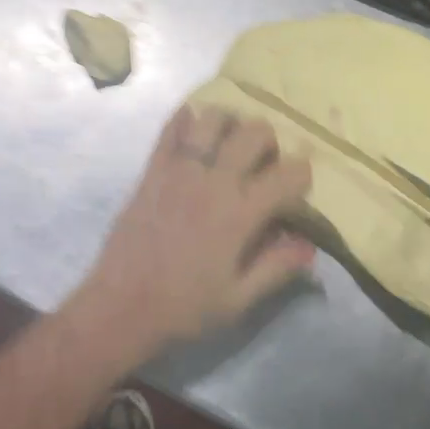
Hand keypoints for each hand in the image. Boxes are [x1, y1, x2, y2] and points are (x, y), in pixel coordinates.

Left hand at [72, 107, 316, 357]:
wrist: (117, 309)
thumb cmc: (183, 309)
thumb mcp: (238, 300)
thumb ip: (277, 268)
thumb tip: (311, 246)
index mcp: (240, 214)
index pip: (289, 173)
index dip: (302, 175)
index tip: (297, 189)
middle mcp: (214, 182)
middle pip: (255, 132)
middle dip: (270, 143)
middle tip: (263, 166)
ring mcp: (180, 170)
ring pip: (215, 119)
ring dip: (231, 126)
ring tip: (229, 148)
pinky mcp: (153, 170)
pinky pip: (171, 128)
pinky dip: (187, 121)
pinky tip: (195, 133)